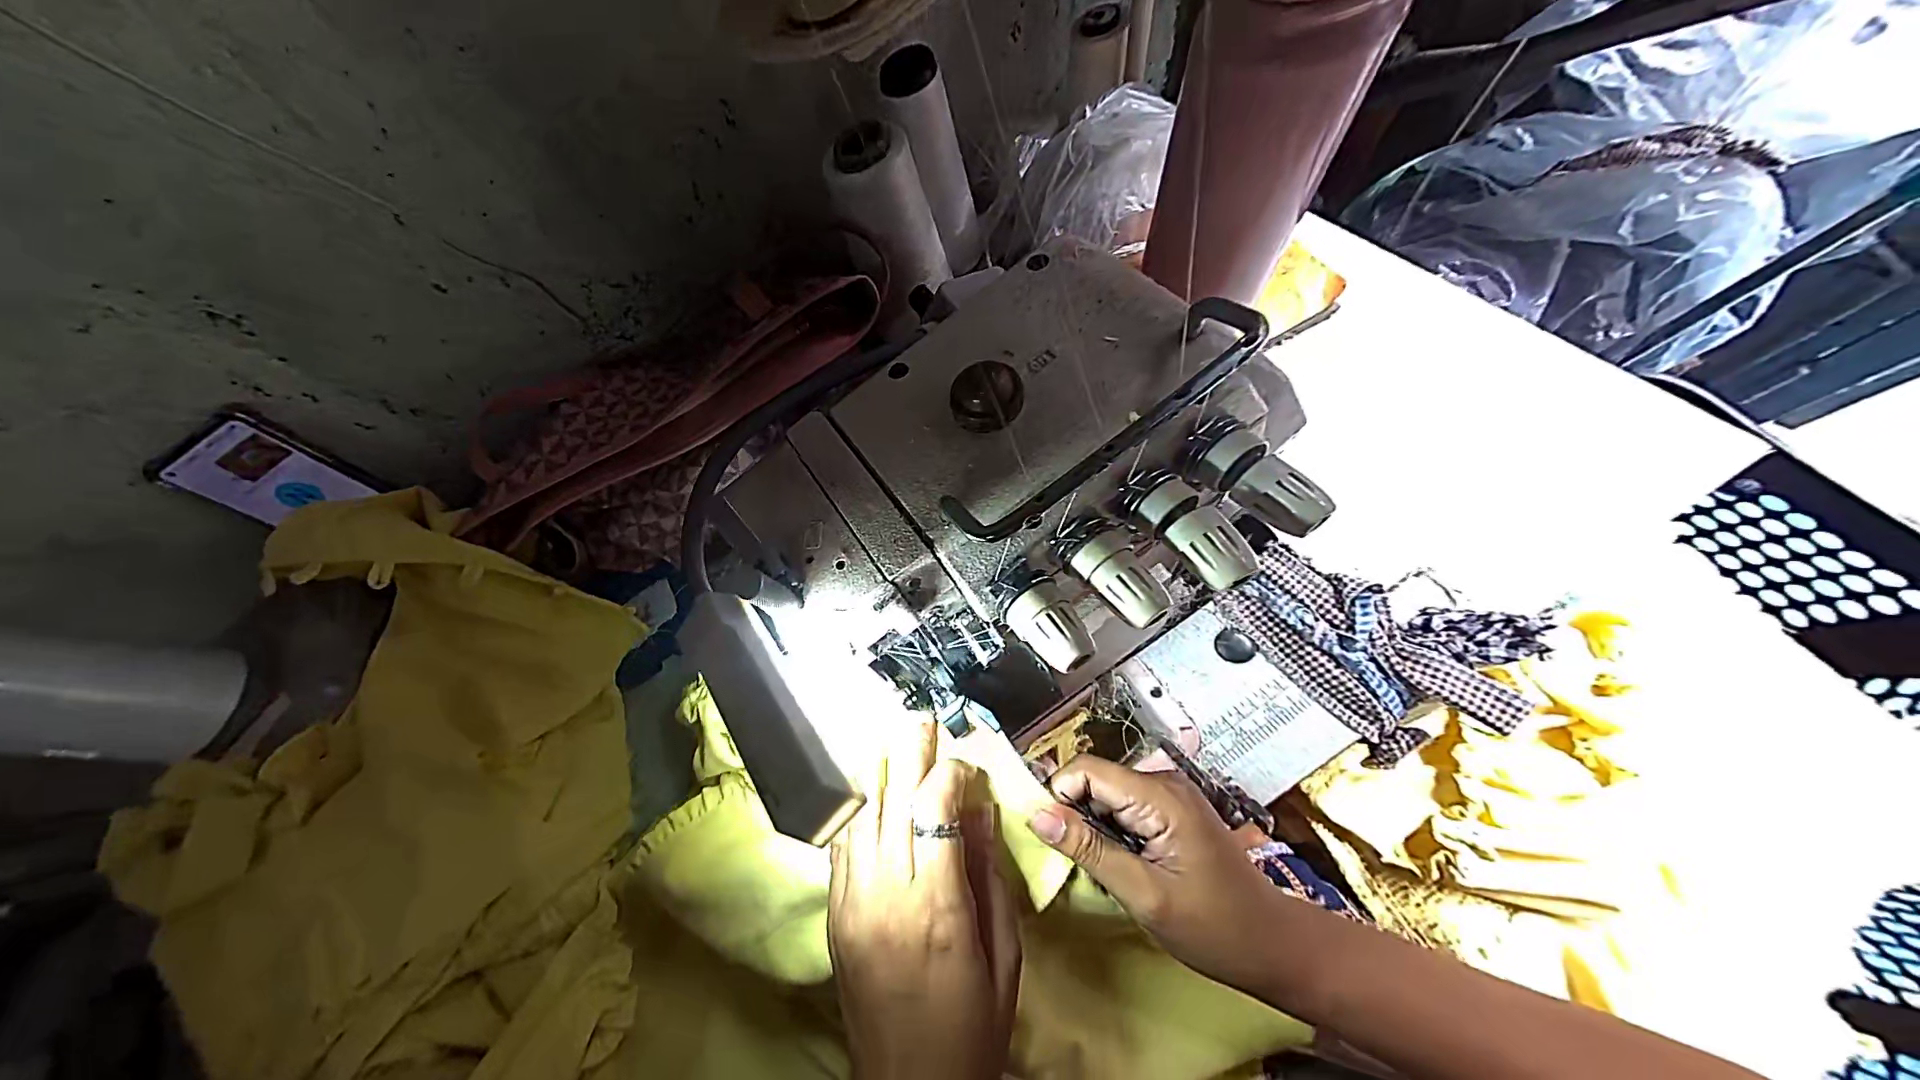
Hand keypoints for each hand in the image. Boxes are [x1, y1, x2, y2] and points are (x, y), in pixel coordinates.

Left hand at [829, 721, 1021, 1079]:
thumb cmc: (972, 1027)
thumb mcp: (1003, 954)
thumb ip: (991, 875)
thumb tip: (982, 813)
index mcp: (937, 908)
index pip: (935, 810)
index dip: (949, 775)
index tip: (964, 765)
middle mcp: (887, 897)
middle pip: (893, 803)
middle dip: (908, 755)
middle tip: (920, 721)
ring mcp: (852, 905)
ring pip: (860, 819)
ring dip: (878, 777)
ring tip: (893, 745)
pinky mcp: (835, 917)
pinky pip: (842, 848)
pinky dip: (858, 814)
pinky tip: (869, 795)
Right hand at [1026, 754, 1285, 995]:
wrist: (1273, 943)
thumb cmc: (1215, 927)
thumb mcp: (1144, 894)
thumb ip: (1090, 851)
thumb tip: (1038, 815)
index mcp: (1160, 795)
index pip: (1086, 770)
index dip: (1060, 798)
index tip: (1057, 841)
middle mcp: (1163, 782)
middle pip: (1095, 781)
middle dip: (1078, 818)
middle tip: (1090, 866)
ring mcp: (1170, 794)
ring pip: (1106, 795)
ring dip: (1096, 830)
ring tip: (1115, 871)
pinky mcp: (1171, 809)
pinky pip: (1124, 808)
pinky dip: (1115, 834)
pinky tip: (1130, 866)